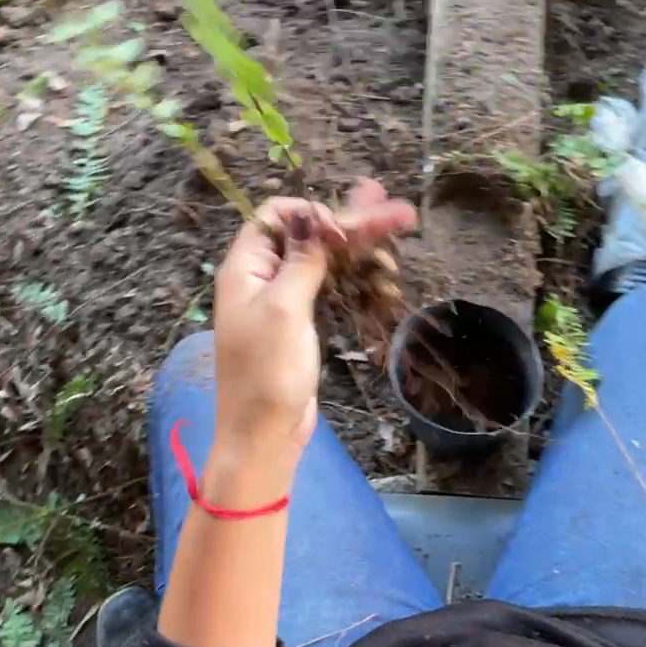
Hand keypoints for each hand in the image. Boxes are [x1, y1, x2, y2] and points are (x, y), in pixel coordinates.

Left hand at [211, 180, 416, 451]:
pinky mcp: (300, 324)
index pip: (275, 216)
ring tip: (399, 227)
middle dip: (352, 222)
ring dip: (359, 247)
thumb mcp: (284, 309)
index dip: (311, 212)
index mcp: (245, 268)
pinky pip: (327, 288)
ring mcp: (282, 302)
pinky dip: (352, 276)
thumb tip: (317, 220)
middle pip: (309, 236)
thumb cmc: (267, 373)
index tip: (345, 228)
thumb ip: (302, 262)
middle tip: (398, 211)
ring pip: (323, 261)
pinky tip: (381, 269)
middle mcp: (262, 278)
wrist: (264, 435)